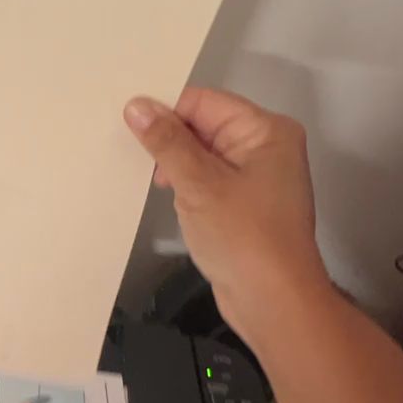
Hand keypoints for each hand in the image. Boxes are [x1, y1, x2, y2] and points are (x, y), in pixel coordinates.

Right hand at [123, 88, 329, 340]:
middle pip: (204, 125)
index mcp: (265, 131)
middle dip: (169, 139)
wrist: (273, 299)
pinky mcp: (245, 203)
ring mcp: (256, 176)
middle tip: (135, 157)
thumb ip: (166, 142)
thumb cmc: (245, 238)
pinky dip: (186, 184)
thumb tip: (137, 106)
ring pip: (203, 154)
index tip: (129, 127)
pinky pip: (208, 179)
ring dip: (176, 164)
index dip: (166, 112)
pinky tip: (169, 197)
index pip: (204, 102)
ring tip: (155, 182)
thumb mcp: (198, 183)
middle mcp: (265, 147)